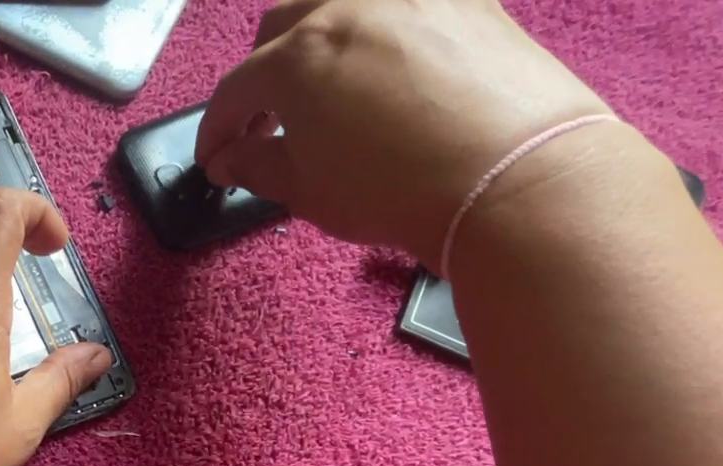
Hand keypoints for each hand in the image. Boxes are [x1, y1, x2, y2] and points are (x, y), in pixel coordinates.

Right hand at [196, 0, 611, 266]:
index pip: (233, 92)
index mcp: (295, 57)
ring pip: (335, 3)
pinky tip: (375, 74)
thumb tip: (230, 158)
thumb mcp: (302, 189)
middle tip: (265, 126)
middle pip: (278, 28)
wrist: (507, 174)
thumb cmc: (392, 187)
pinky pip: (395, 6)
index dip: (215, 132)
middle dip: (260, 78)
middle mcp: (346, 7)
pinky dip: (370, 33)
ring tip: (319, 89)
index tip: (215, 159)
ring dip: (311, 42)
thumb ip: (255, 165)